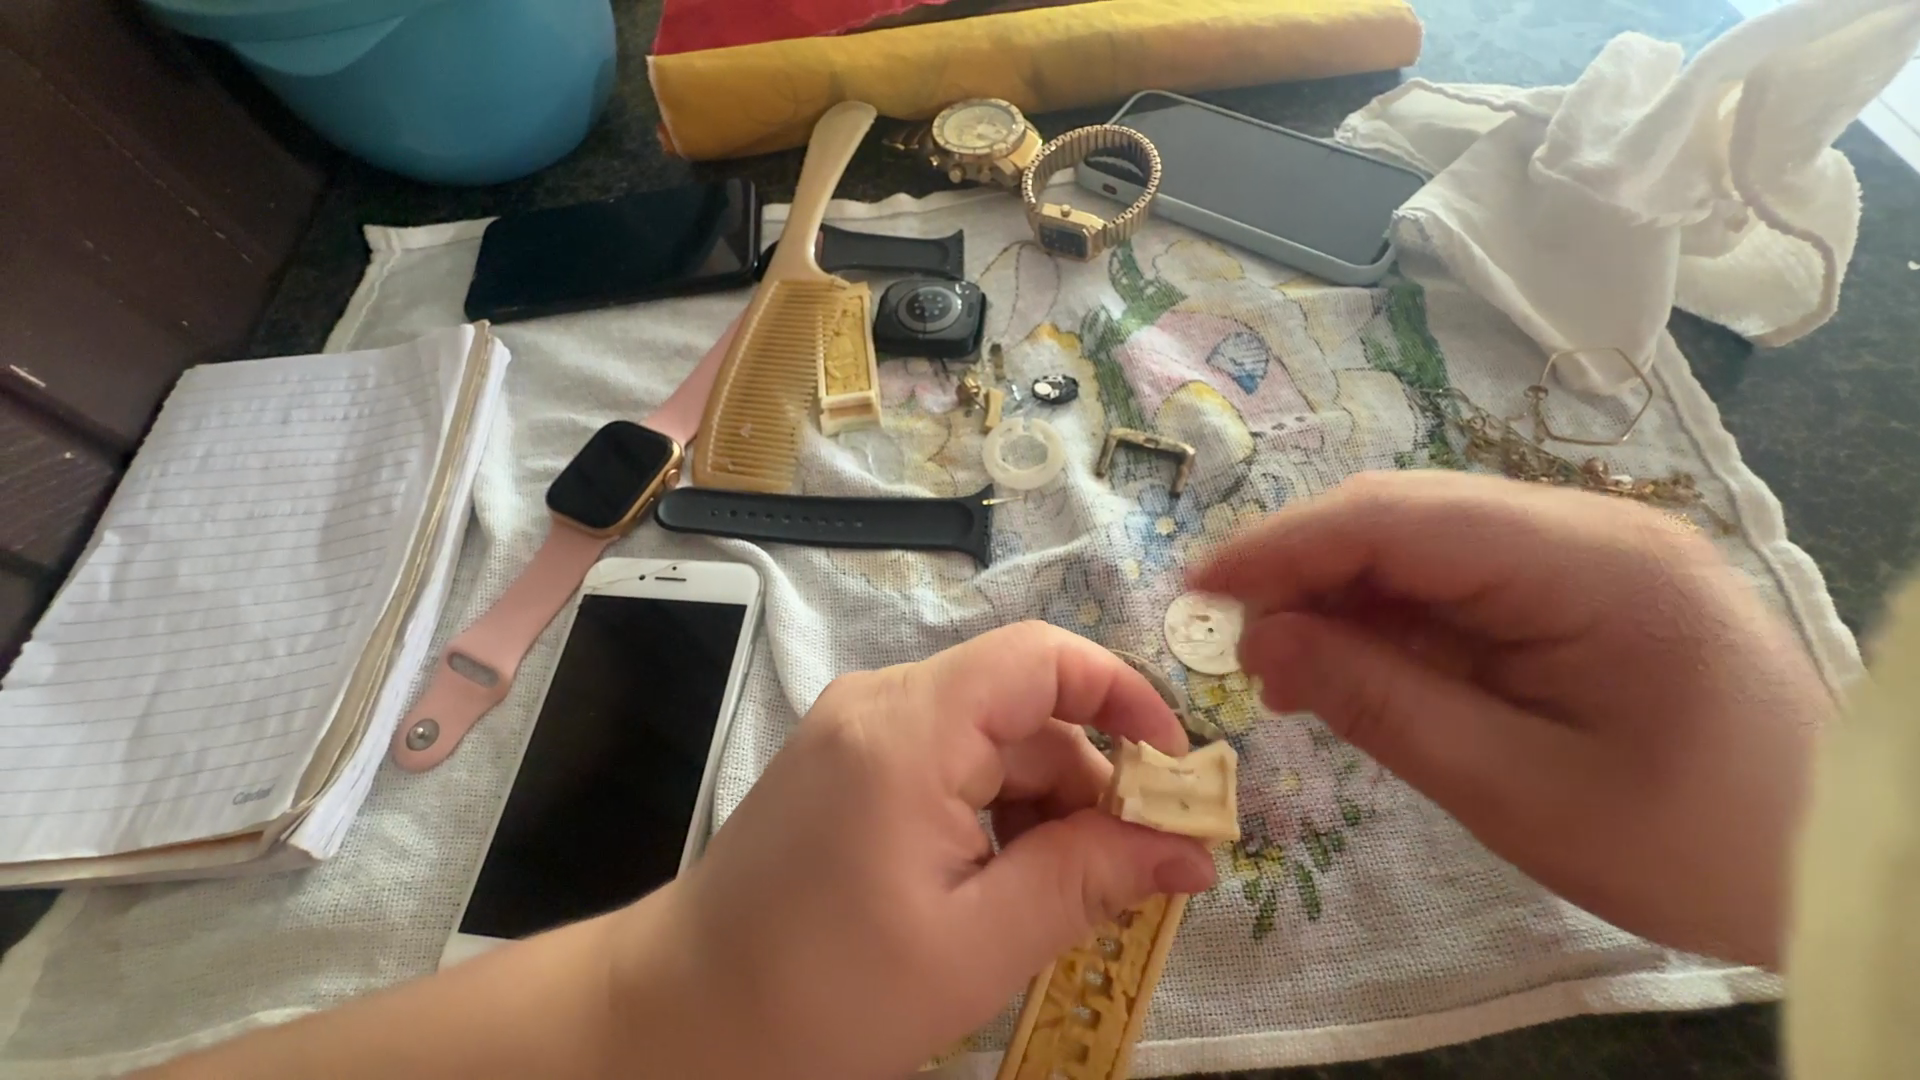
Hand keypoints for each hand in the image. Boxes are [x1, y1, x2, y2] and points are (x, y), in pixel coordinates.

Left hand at [613, 622, 1217, 1079]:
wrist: (679, 1016)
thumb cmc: (822, 995)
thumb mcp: (974, 947)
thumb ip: (1087, 881)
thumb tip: (1189, 851)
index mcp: (908, 728)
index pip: (1039, 656)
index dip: (1121, 693)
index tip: (1174, 769)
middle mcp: (882, 699)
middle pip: (1021, 706)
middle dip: (1087, 779)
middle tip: (1128, 869)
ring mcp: (860, 723)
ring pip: (989, 735)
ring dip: (1041, 803)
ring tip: (1053, 892)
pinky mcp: (850, 754)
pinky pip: (949, 756)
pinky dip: (993, 806)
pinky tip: (995, 877)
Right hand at [1192, 471, 1831, 967]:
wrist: (1847, 869)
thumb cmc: (1694, 845)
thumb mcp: (1515, 788)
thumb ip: (1377, 703)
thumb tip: (1261, 643)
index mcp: (1590, 562)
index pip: (1395, 519)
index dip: (1280, 545)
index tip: (1197, 588)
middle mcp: (1580, 526)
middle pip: (1395, 516)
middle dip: (1298, 570)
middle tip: (1238, 646)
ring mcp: (1574, 549)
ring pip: (1408, 543)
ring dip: (1331, 596)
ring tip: (1283, 670)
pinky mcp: (1563, 582)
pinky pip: (1441, 580)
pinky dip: (1375, 619)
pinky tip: (1344, 666)